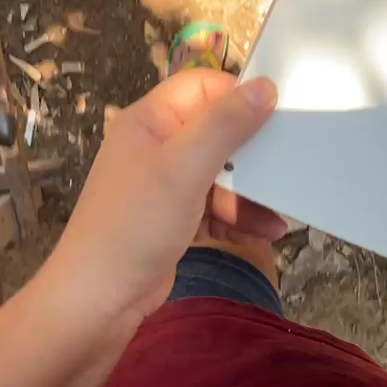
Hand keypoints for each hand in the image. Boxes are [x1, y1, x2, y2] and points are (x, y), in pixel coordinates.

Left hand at [41, 70, 284, 335]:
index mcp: (149, 121)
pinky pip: (214, 207)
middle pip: (215, 132)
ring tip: (280, 213)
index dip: (238, 96)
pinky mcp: (173, 219)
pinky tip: (265, 232)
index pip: (201, 87)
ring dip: (249, 193)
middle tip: (286, 163)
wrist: (100, 299)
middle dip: (251, 152)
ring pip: (219, 174)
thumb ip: (225, 125)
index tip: (278, 114)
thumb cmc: (137, 224)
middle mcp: (156, 146)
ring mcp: (164, 185)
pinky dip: (237, 218)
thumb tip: (265, 87)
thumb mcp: (184, 168)